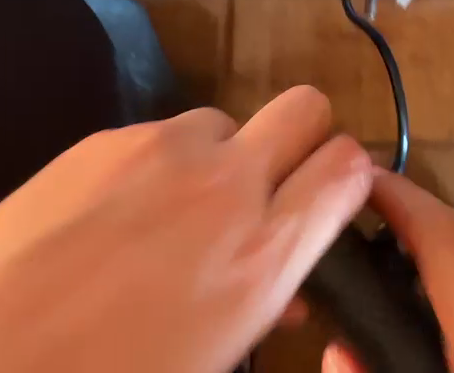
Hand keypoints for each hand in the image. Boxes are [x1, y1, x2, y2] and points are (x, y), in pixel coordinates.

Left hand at [0, 85, 373, 372]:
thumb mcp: (209, 365)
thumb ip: (264, 307)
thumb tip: (286, 280)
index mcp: (260, 255)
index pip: (348, 164)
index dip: (346, 177)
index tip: (326, 199)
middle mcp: (224, 183)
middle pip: (307, 107)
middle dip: (302, 140)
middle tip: (267, 189)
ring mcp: (161, 149)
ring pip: (226, 123)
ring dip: (218, 159)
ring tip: (168, 217)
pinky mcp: (105, 137)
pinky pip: (159, 136)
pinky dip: (156, 167)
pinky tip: (110, 218)